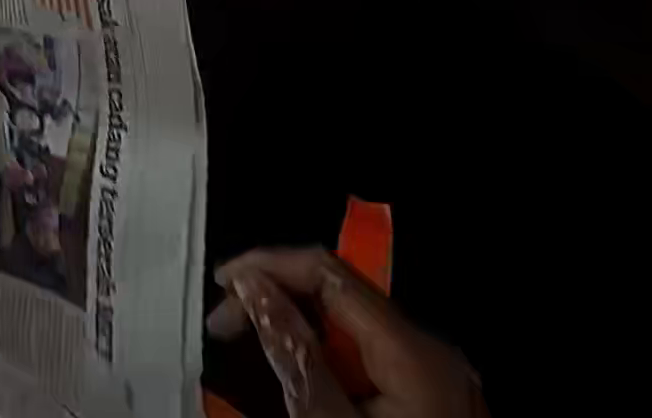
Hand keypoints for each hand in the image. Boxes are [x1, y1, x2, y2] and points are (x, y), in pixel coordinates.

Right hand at [208, 247, 488, 417]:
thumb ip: (291, 350)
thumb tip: (249, 282)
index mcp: (412, 350)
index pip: (325, 270)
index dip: (266, 265)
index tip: (222, 284)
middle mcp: (425, 345)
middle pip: (333, 286)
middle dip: (272, 292)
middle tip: (225, 320)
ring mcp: (429, 366)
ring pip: (341, 312)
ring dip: (290, 317)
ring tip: (249, 338)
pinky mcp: (424, 387)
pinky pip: (357, 341)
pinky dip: (317, 344)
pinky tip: (293, 363)